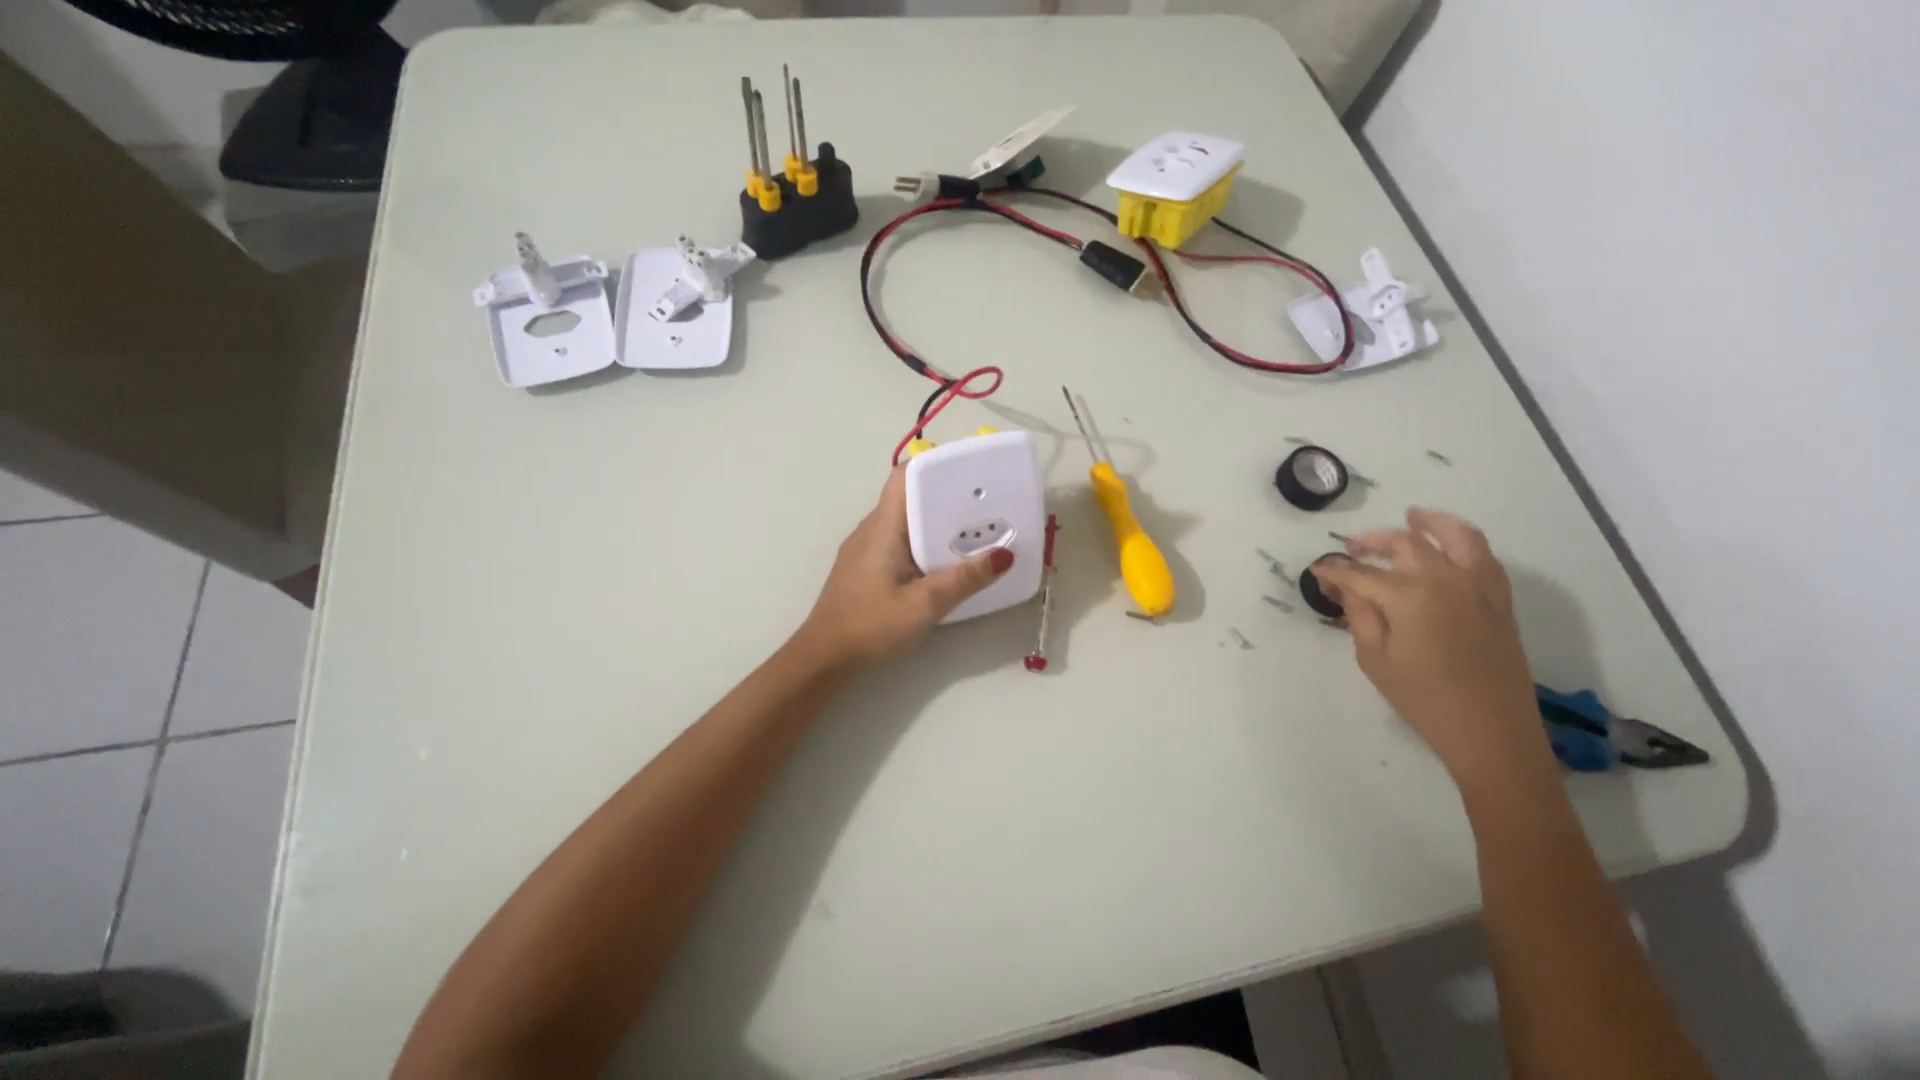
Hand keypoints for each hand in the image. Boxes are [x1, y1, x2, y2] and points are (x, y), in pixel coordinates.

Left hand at [793, 466, 1012, 670]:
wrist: (824, 657)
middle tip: (987, 504)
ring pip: (906, 521)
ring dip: (938, 523)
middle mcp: (872, 529)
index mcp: (883, 526)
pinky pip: (899, 541)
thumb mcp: (924, 606)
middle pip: (911, 497)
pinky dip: (924, 542)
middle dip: (948, 497)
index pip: (905, 476)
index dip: (937, 465)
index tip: (971, 470)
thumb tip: (1005, 554)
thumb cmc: (870, 626)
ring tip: (976, 531)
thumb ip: (965, 579)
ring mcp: (866, 548)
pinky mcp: (866, 567)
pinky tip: (946, 561)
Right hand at [1311, 508, 1554, 791]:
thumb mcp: (1376, 661)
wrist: (1491, 731)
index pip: (1361, 574)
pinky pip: (1484, 555)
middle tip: (1353, 546)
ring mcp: (1478, 585)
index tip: (1318, 570)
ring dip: (1430, 522)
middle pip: (1404, 544)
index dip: (1335, 570)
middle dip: (1373, 541)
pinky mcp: (1500, 599)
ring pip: (1455, 535)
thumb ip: (1360, 617)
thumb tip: (1347, 589)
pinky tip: (1450, 546)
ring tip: (1413, 516)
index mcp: (1408, 595)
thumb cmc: (1424, 700)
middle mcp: (1444, 578)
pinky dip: (1463, 541)